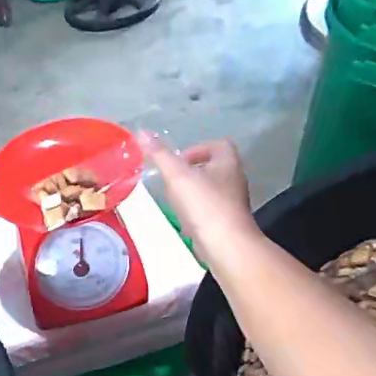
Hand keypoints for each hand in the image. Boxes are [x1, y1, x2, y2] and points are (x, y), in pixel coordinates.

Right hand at [140, 133, 258, 265]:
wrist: (225, 243)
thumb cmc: (203, 204)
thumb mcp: (177, 175)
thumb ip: (160, 155)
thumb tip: (141, 132)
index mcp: (227, 162)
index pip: (218, 145)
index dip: (198, 149)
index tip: (178, 161)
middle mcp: (234, 178)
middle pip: (215, 166)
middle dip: (193, 170)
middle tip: (173, 179)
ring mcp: (233, 201)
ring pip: (212, 188)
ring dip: (194, 190)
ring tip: (175, 199)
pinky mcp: (228, 220)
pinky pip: (211, 208)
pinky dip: (198, 210)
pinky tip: (184, 218)